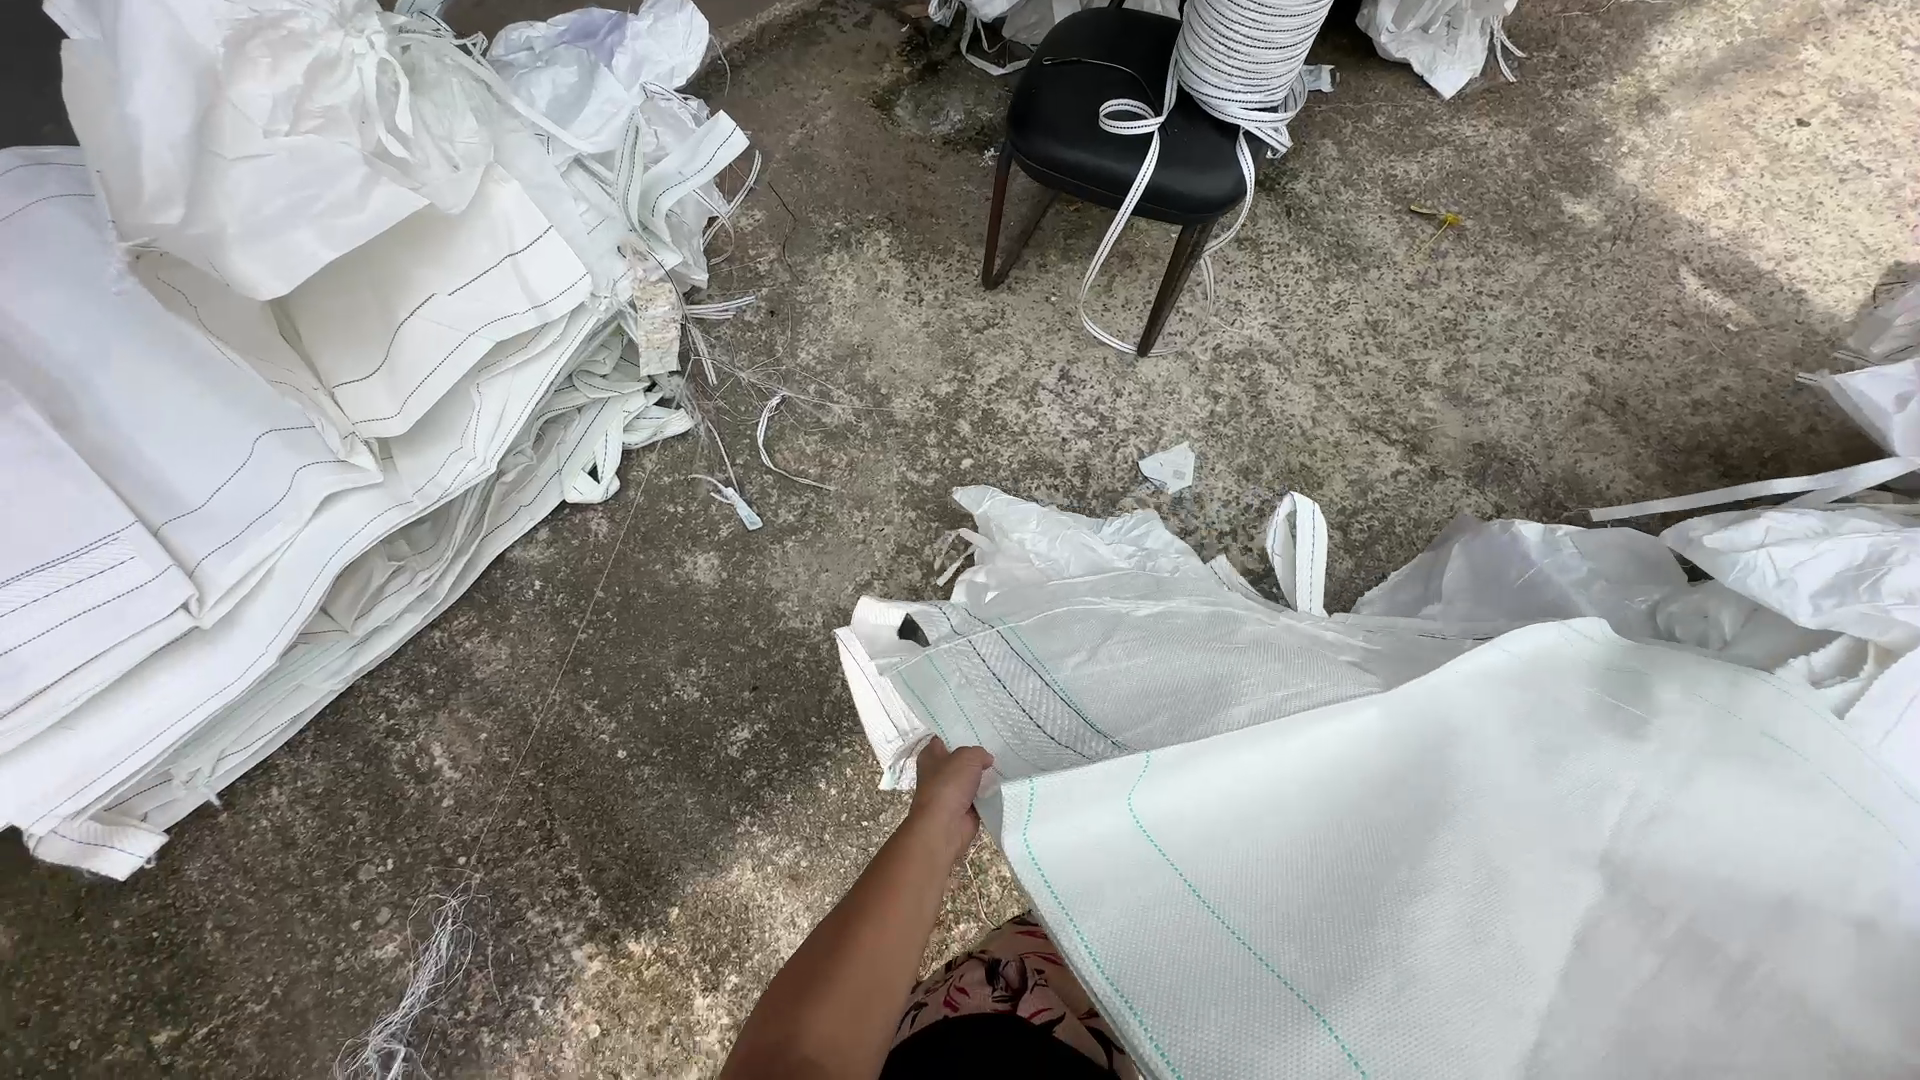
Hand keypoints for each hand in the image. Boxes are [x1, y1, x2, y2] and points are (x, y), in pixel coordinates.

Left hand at [906, 737, 994, 864]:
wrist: (945, 825)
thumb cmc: (948, 784)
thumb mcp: (966, 757)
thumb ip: (978, 752)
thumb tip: (986, 759)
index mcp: (931, 755)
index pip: (944, 739)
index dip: (959, 733)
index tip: (979, 729)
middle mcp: (939, 772)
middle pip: (961, 759)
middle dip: (977, 755)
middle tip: (998, 746)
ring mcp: (952, 791)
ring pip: (972, 777)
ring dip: (986, 775)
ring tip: (1007, 763)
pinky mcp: (964, 808)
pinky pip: (980, 796)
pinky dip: (990, 793)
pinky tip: (1005, 784)